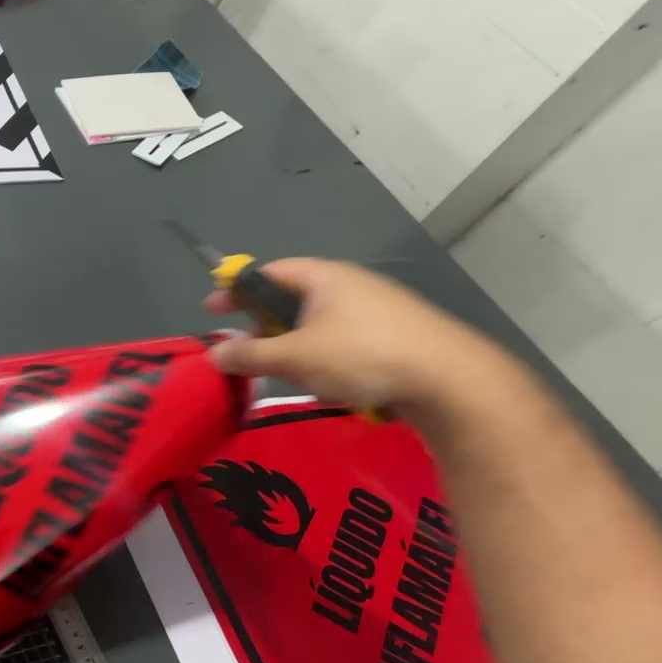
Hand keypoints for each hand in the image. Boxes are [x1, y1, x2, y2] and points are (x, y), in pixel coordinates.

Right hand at [203, 257, 518, 416]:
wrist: (450, 381)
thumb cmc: (362, 356)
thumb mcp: (294, 357)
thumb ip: (250, 354)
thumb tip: (215, 353)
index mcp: (326, 278)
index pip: (270, 273)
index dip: (237, 289)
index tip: (211, 310)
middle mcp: (352, 287)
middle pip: (292, 302)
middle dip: (266, 329)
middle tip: (248, 353)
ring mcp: (376, 312)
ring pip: (316, 329)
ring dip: (296, 352)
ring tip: (293, 378)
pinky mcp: (393, 339)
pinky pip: (342, 347)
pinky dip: (325, 365)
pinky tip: (331, 389)